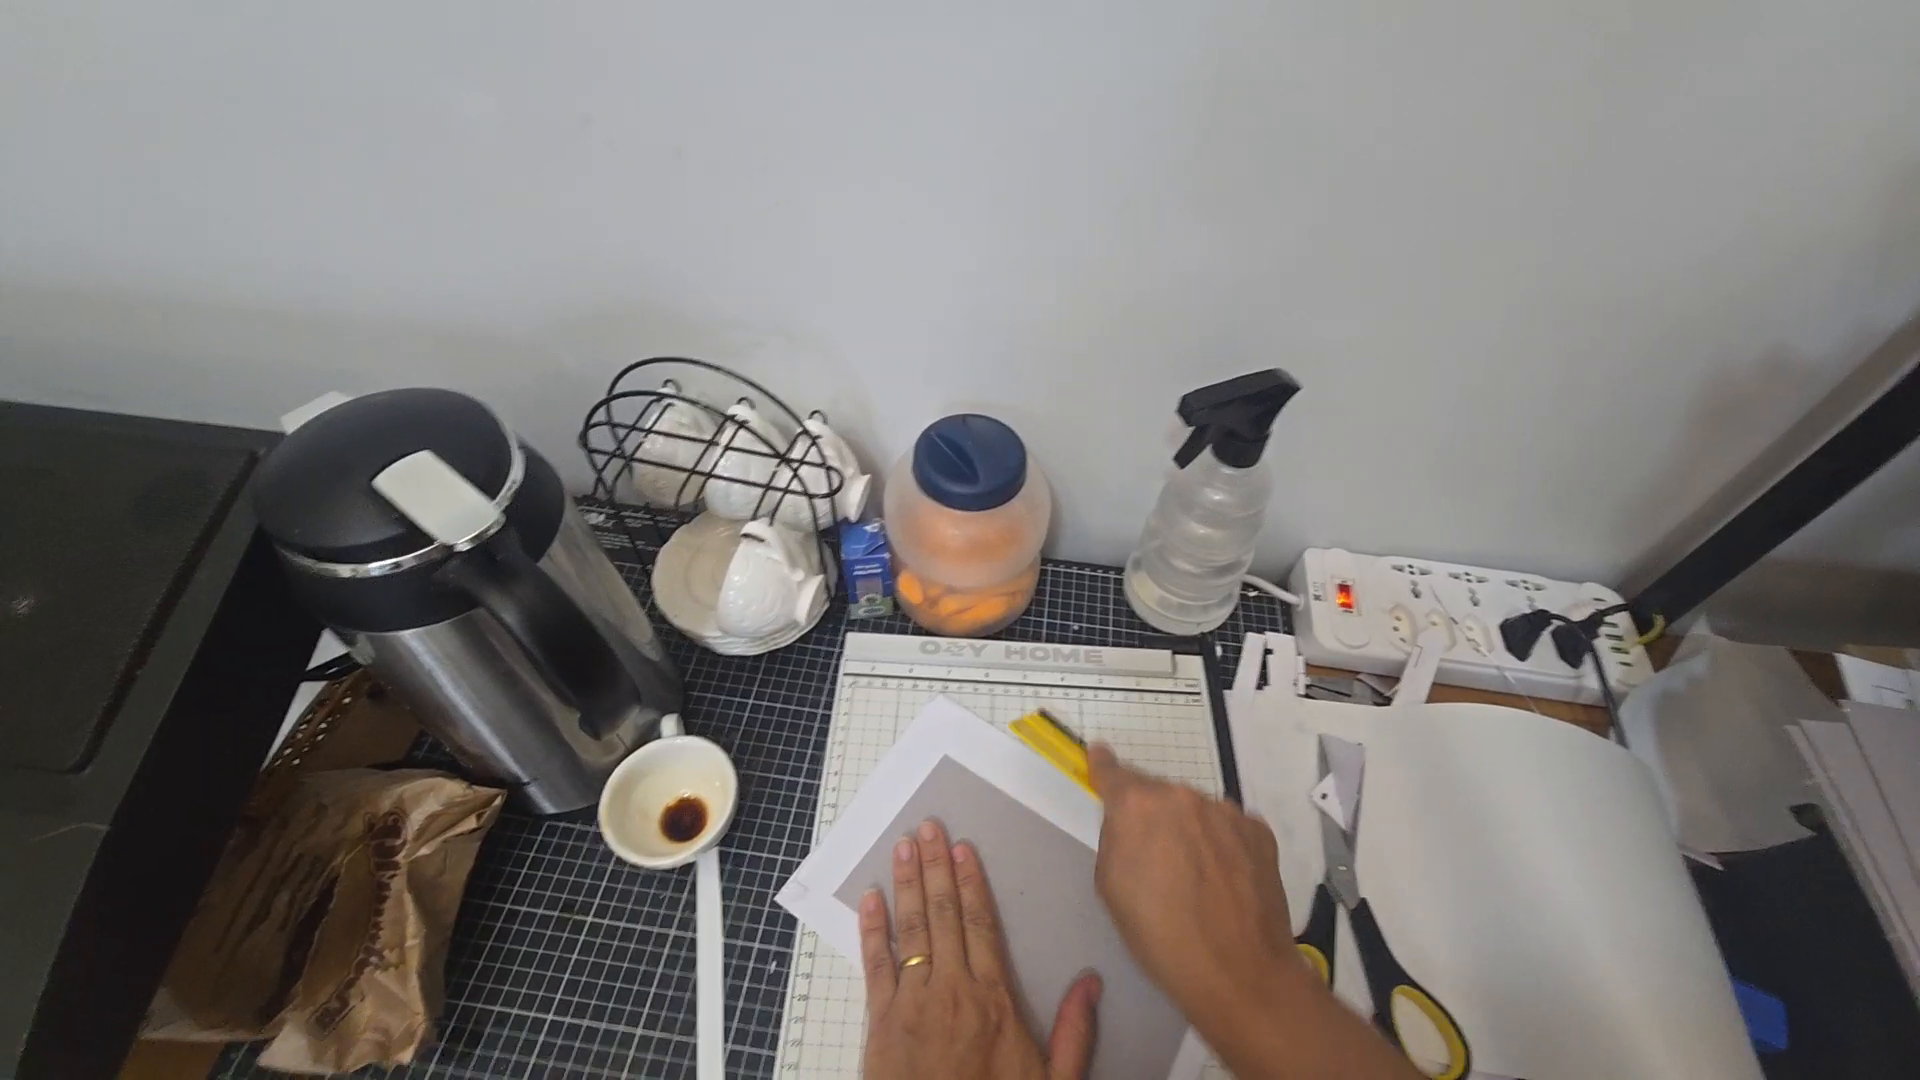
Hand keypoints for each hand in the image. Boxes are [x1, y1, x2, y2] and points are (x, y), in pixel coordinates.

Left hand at [860, 818, 1102, 1079]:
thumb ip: (1074, 1032)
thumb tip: (1092, 982)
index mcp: (992, 998)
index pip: (981, 924)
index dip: (970, 882)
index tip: (963, 848)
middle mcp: (951, 988)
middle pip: (943, 914)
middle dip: (936, 866)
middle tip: (929, 826)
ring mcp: (912, 1002)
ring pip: (910, 928)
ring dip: (906, 883)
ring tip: (904, 845)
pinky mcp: (880, 1021)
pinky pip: (875, 965)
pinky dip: (871, 928)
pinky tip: (870, 898)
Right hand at [1086, 744, 1294, 1019]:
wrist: (1240, 972)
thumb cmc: (1160, 935)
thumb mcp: (1110, 886)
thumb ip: (1114, 838)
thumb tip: (1127, 822)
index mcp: (1138, 806)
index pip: (1112, 772)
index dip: (1102, 766)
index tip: (1099, 756)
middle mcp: (1182, 796)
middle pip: (1157, 794)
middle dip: (1151, 815)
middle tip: (1154, 858)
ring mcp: (1225, 811)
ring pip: (1194, 809)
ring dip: (1188, 828)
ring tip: (1195, 876)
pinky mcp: (1258, 831)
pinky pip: (1227, 826)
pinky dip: (1220, 842)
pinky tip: (1224, 879)